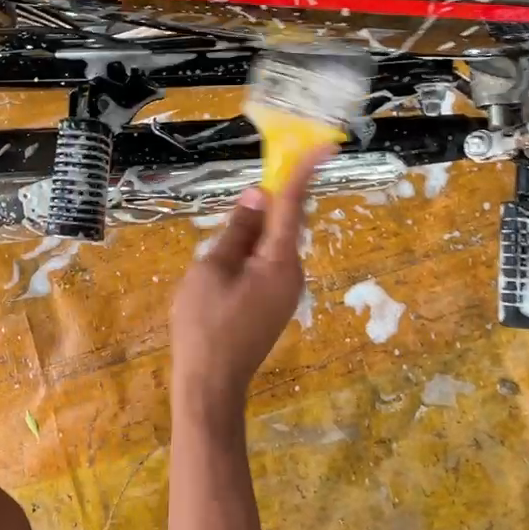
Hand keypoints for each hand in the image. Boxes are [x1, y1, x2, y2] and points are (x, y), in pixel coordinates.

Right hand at [169, 145, 335, 417]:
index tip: (322, 145)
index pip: (291, 206)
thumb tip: (257, 197)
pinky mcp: (274, 306)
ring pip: (272, 248)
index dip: (303, 172)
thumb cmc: (206, 324)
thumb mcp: (213, 269)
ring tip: (220, 242)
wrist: (211, 384)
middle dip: (266, 205)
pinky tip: (226, 263)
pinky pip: (267, 266)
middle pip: (282, 226)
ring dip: (253, 233)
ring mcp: (285, 294)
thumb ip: (237, 231)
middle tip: (242, 193)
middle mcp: (292, 275)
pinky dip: (252, 253)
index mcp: (279, 262)